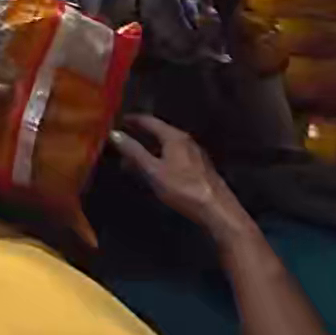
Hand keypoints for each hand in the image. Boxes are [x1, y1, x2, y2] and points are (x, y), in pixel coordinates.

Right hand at [110, 114, 255, 242]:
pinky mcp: (201, 170)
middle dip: (139, 135)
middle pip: (158, 132)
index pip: (148, 120)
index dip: (132, 119)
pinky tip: (154, 171)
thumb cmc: (185, 189)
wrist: (222, 216)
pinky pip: (174, 157)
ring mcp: (196, 156)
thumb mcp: (153, 170)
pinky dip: (160, 158)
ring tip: (133, 158)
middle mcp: (186, 142)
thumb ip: (133, 151)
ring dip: (149, 149)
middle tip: (122, 139)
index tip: (117, 120)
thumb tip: (113, 133)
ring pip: (166, 146)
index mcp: (174, 137)